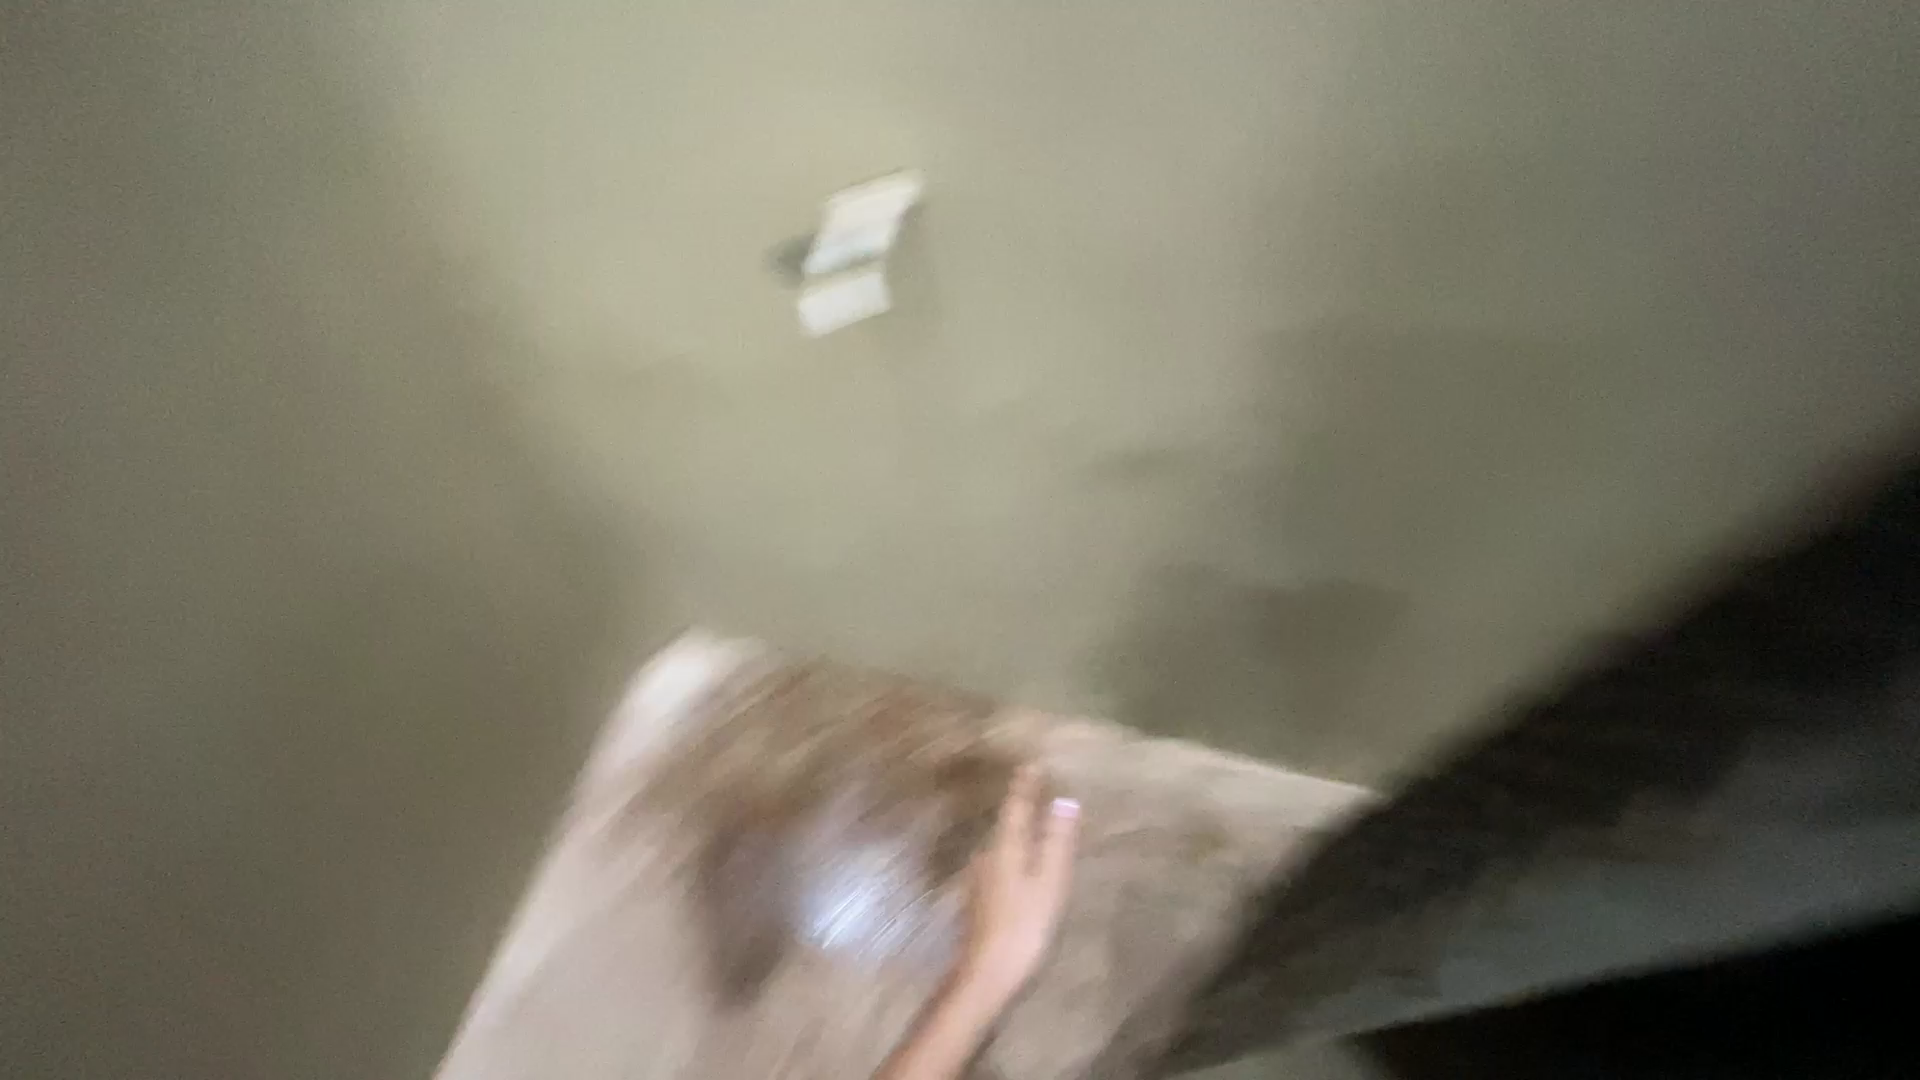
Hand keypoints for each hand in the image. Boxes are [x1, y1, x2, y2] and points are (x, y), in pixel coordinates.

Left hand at [954, 764, 1080, 1010]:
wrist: (984, 973)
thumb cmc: (1023, 925)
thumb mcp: (1048, 883)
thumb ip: (1055, 841)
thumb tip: (1065, 800)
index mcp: (1004, 846)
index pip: (1015, 805)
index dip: (1024, 784)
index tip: (1031, 764)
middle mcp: (986, 854)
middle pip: (1004, 822)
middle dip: (1018, 805)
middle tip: (1032, 788)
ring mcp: (977, 876)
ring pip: (999, 843)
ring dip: (1013, 831)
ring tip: (1029, 824)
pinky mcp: (975, 897)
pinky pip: (996, 861)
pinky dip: (1009, 853)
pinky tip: (1016, 865)